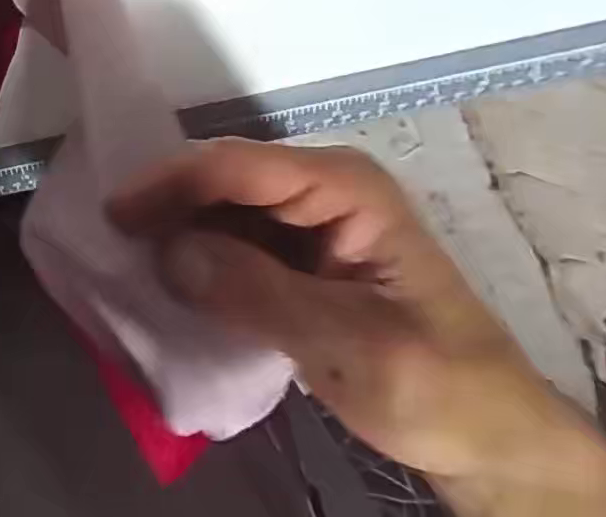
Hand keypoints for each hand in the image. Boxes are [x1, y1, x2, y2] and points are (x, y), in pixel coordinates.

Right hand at [106, 140, 603, 486]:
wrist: (491, 439)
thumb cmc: (441, 388)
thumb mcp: (356, 348)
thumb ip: (260, 294)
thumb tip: (169, 254)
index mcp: (344, 186)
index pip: (238, 166)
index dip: (171, 183)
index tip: (117, 214)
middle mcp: (318, 184)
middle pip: (221, 175)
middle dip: (166, 200)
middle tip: (115, 235)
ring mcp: (304, 214)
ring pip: (218, 202)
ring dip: (175, 225)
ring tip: (128, 251)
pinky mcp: (290, 248)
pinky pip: (227, 234)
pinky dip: (193, 250)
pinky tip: (167, 269)